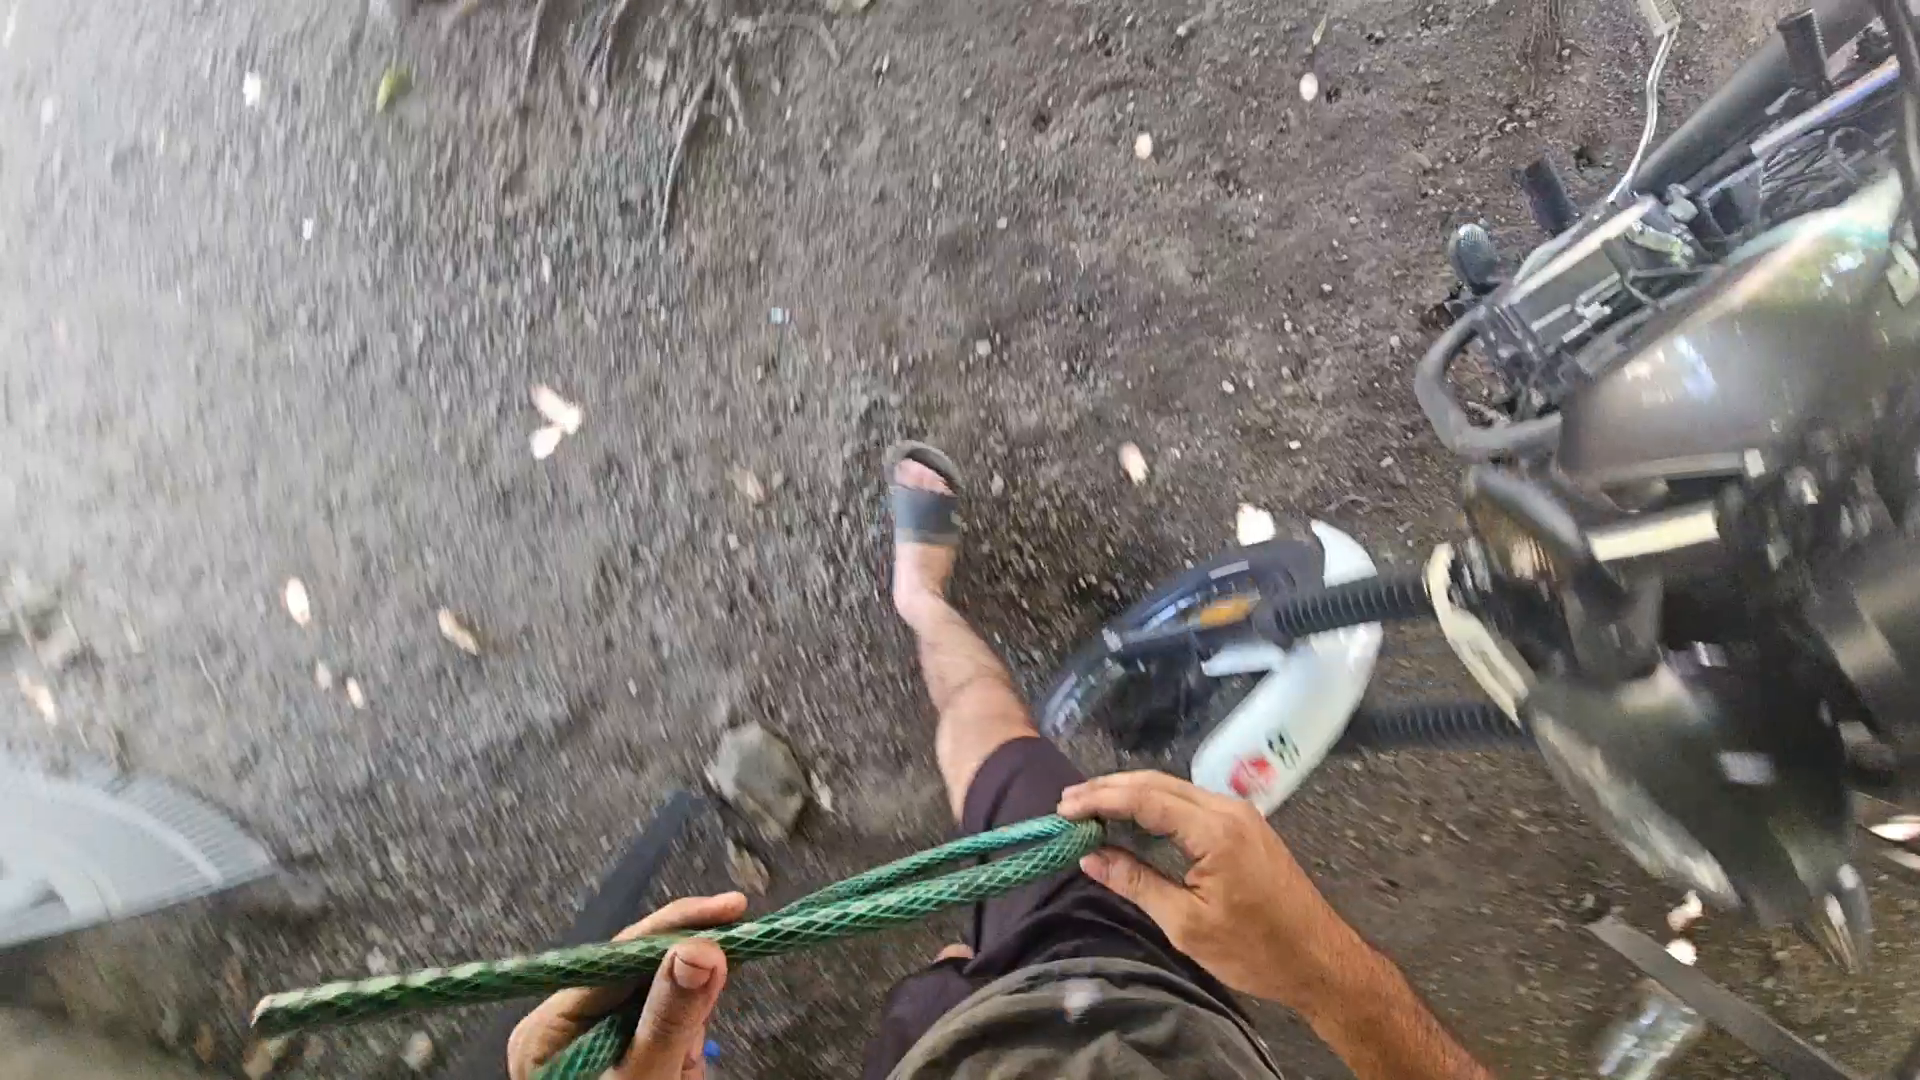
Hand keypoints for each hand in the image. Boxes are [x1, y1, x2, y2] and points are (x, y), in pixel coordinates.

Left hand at [507, 892, 746, 1079]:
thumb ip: (670, 1018)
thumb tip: (703, 946)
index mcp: (551, 1025)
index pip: (624, 952)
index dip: (681, 924)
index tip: (736, 908)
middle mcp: (565, 1021)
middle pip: (643, 967)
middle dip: (689, 987)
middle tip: (716, 1008)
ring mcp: (590, 1036)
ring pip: (660, 991)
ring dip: (689, 1021)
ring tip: (685, 1069)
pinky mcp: (617, 1049)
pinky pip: (663, 1019)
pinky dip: (685, 1038)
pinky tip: (683, 1069)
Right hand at [1057, 771, 1361, 1010]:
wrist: (1323, 962)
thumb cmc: (1255, 950)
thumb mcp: (1187, 925)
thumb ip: (1136, 882)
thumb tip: (1090, 856)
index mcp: (1214, 831)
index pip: (1145, 799)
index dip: (1101, 799)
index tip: (1065, 808)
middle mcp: (1226, 808)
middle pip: (1156, 783)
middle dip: (1109, 788)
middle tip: (1069, 802)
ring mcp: (1237, 812)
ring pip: (1171, 787)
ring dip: (1129, 792)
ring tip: (1090, 804)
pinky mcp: (1242, 822)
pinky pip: (1187, 800)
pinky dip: (1153, 802)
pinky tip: (1132, 813)